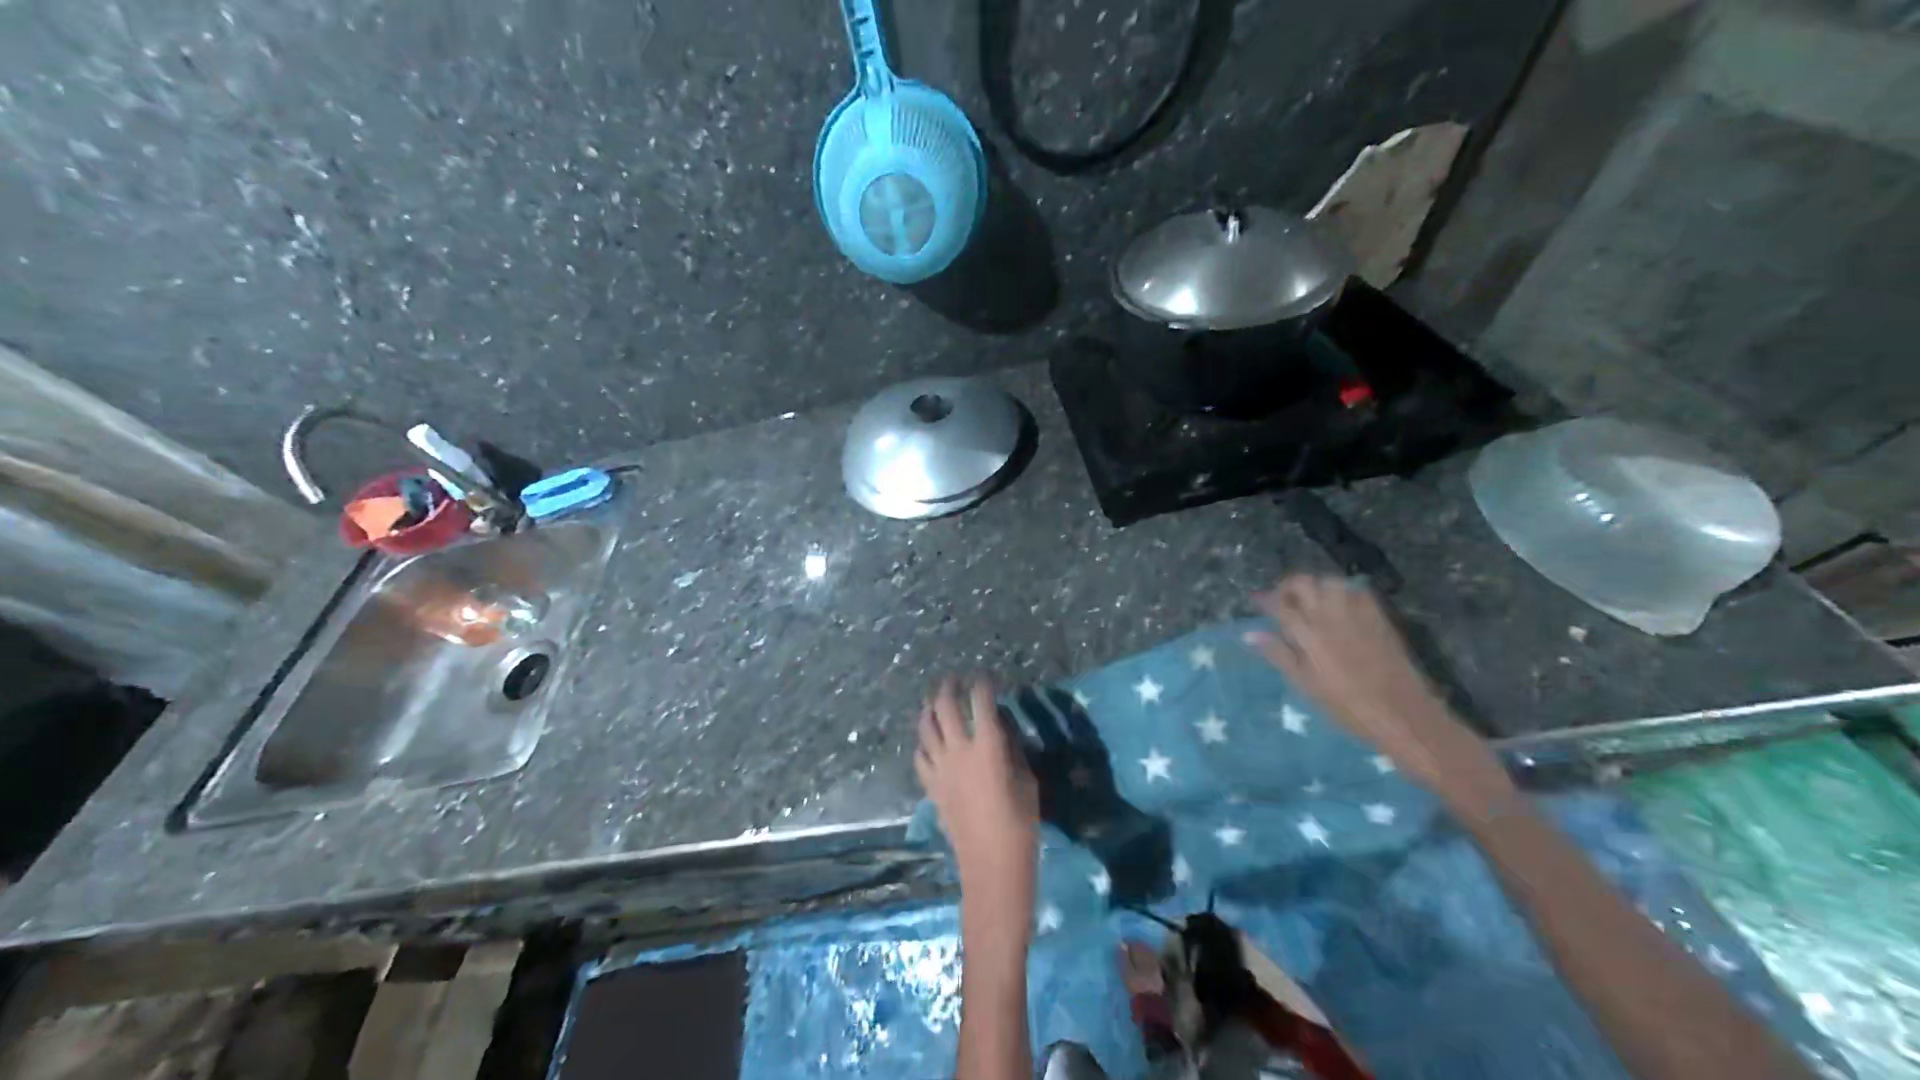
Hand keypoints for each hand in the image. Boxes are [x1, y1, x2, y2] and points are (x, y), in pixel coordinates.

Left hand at [915, 676, 1039, 928]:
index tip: (984, 678)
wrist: (991, 862)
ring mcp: (940, 768)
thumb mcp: (1026, 779)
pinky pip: (920, 756)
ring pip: (925, 727)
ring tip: (934, 701)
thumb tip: (1000, 725)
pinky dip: (923, 742)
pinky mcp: (930, 786)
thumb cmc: (1020, 821)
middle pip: (944, 706)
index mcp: (987, 745)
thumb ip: (1012, 747)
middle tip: (953, 680)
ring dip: (929, 709)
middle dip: (948, 688)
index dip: (982, 685)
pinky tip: (928, 742)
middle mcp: (958, 749)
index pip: (981, 701)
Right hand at [1246, 576, 1514, 815]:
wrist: (1402, 715)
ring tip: (1310, 602)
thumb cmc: (1346, 707)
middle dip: (1288, 587)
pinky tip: (1339, 607)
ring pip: (1330, 582)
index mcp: (1309, 634)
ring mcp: (1358, 614)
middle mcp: (1331, 616)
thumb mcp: (1305, 684)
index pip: (1279, 604)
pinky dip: (1342, 592)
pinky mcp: (1380, 618)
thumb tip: (1250, 634)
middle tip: (1282, 601)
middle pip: (1304, 583)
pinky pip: (1357, 592)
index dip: (1264, 599)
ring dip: (1316, 586)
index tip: (1256, 601)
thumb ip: (1278, 654)